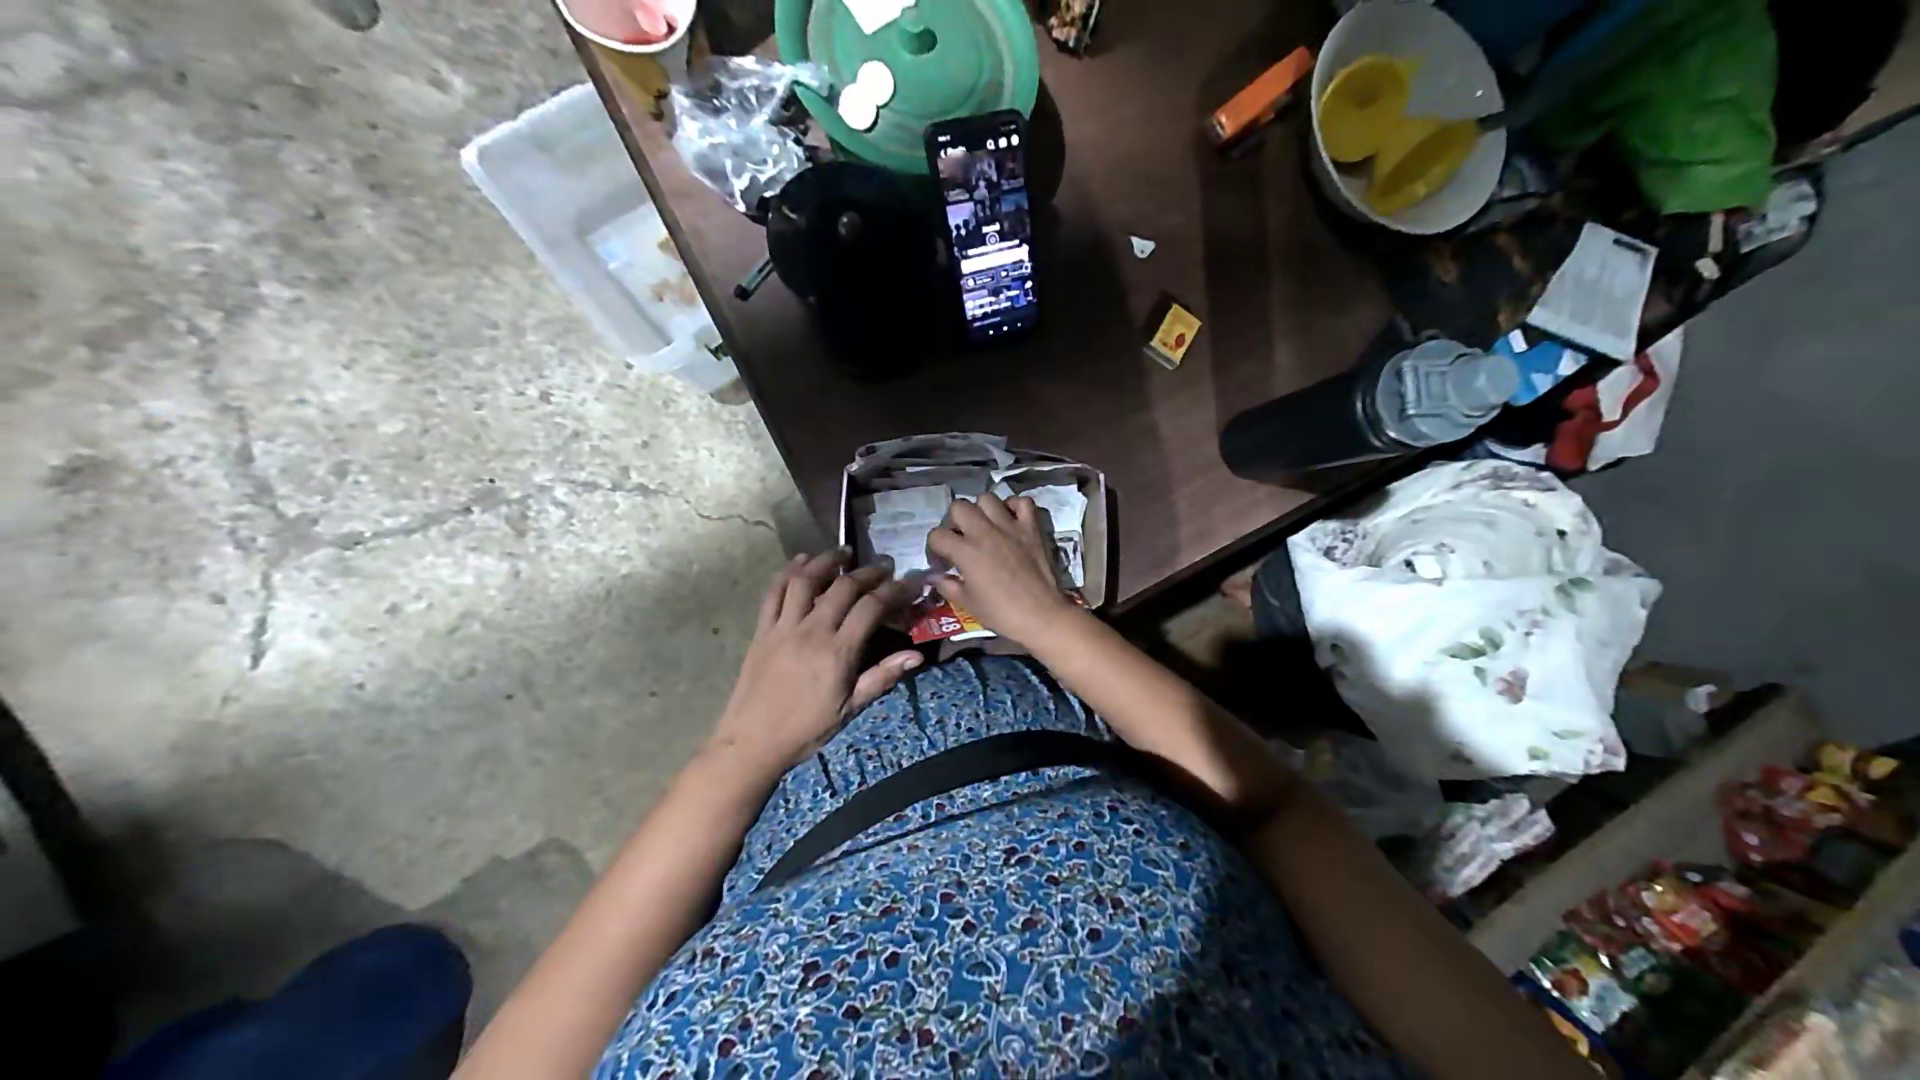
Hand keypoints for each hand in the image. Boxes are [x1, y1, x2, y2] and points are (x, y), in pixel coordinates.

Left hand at [708, 550, 921, 776]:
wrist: (751, 742)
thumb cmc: (805, 730)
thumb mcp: (849, 709)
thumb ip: (881, 677)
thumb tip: (916, 655)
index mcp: (837, 653)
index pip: (871, 608)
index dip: (894, 590)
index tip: (909, 581)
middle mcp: (811, 632)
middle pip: (843, 587)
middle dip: (868, 572)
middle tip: (884, 566)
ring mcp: (783, 627)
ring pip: (805, 580)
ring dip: (826, 560)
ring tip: (844, 552)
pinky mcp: (762, 630)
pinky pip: (774, 592)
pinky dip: (788, 571)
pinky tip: (800, 560)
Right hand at [925, 494, 1077, 646]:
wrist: (1041, 615)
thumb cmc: (1001, 613)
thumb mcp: (967, 603)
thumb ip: (947, 585)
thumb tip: (935, 576)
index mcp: (966, 552)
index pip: (937, 535)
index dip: (934, 548)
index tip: (942, 561)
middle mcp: (985, 532)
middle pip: (959, 507)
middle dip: (954, 521)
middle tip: (961, 539)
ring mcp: (1010, 526)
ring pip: (987, 498)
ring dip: (982, 510)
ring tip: (985, 526)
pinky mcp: (1031, 527)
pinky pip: (1022, 502)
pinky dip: (1015, 506)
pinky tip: (1010, 520)